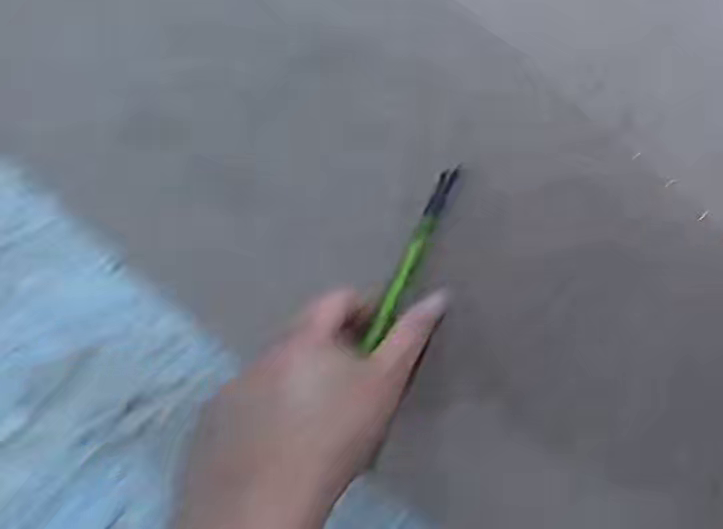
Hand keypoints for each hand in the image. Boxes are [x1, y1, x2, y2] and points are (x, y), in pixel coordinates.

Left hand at [174, 288, 448, 528]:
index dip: (366, 308)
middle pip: (305, 336)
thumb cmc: (335, 435)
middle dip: (335, 348)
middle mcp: (257, 361)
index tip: (381, 338)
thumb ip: (412, 332)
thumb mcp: (389, 379)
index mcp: (301, 342)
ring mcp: (223, 400)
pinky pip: (247, 405)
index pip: (336, 299)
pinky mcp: (203, 436)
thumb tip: (438, 296)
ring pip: (275, 371)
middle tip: (359, 380)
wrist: (258, 514)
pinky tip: (286, 442)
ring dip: (301, 379)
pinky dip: (270, 411)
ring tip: (322, 415)